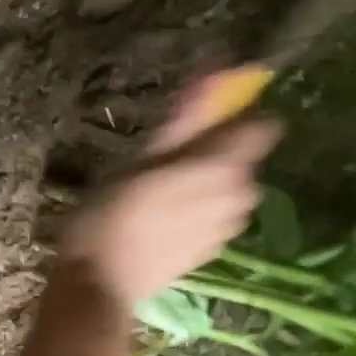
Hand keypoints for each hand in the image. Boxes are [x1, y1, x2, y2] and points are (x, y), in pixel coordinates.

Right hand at [63, 78, 281, 302]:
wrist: (97, 286)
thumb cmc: (103, 221)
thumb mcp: (132, 164)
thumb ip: (182, 119)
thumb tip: (217, 68)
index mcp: (222, 166)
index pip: (259, 124)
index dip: (229, 123)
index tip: (192, 133)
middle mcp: (239, 192)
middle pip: (240, 160)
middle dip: (209, 160)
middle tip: (157, 174)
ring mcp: (229, 225)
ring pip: (226, 191)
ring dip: (200, 190)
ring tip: (152, 205)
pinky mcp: (213, 250)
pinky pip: (213, 220)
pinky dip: (192, 218)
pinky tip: (154, 229)